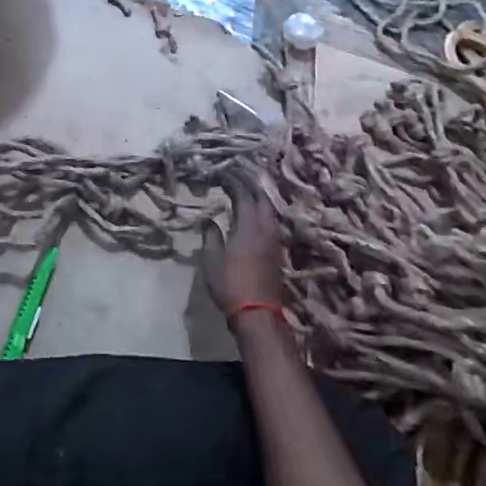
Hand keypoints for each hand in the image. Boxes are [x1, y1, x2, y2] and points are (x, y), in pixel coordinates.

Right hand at [201, 179, 285, 315]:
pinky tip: (254, 213)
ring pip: (269, 209)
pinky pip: (271, 220)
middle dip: (248, 183)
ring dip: (257, 196)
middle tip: (234, 176)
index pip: (243, 195)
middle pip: (261, 197)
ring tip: (245, 190)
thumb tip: (208, 219)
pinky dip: (262, 210)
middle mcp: (266, 228)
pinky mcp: (277, 250)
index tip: (220, 173)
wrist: (257, 313)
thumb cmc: (230, 285)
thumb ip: (211, 235)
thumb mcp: (212, 260)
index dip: (232, 181)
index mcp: (249, 226)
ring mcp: (275, 239)